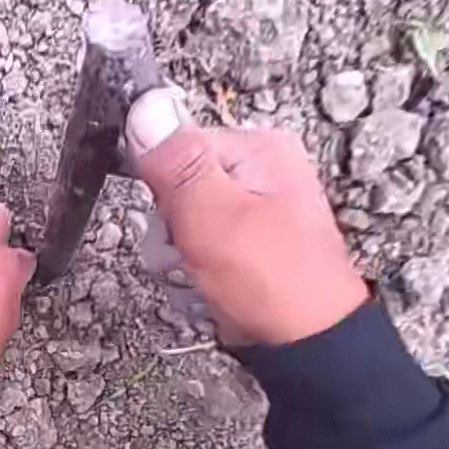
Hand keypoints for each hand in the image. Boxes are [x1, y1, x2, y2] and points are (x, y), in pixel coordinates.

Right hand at [125, 87, 367, 345]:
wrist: (303, 341)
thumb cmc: (267, 279)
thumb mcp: (212, 215)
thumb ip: (177, 164)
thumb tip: (144, 107)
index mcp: (258, 149)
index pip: (178, 145)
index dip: (162, 187)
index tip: (172, 217)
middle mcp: (257, 172)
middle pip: (177, 185)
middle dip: (169, 225)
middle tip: (189, 249)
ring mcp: (252, 209)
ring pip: (181, 219)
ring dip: (176, 251)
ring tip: (198, 271)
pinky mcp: (243, 243)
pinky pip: (196, 243)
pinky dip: (191, 265)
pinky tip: (204, 281)